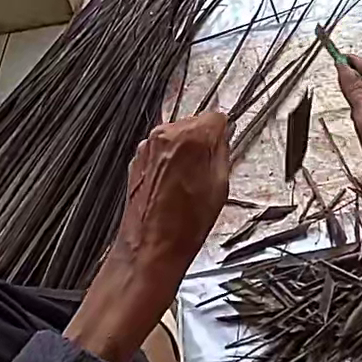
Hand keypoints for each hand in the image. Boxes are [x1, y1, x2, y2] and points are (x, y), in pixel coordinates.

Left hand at [65, 112, 229, 361]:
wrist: (151, 246)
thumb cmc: (184, 224)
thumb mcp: (221, 185)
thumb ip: (221, 151)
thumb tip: (220, 136)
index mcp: (191, 137)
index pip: (215, 116)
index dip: (222, 132)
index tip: (223, 143)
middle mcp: (165, 135)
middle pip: (193, 124)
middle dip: (202, 142)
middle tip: (207, 170)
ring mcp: (148, 147)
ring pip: (175, 137)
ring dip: (184, 152)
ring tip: (189, 183)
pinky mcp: (137, 159)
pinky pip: (160, 151)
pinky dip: (168, 162)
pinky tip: (174, 186)